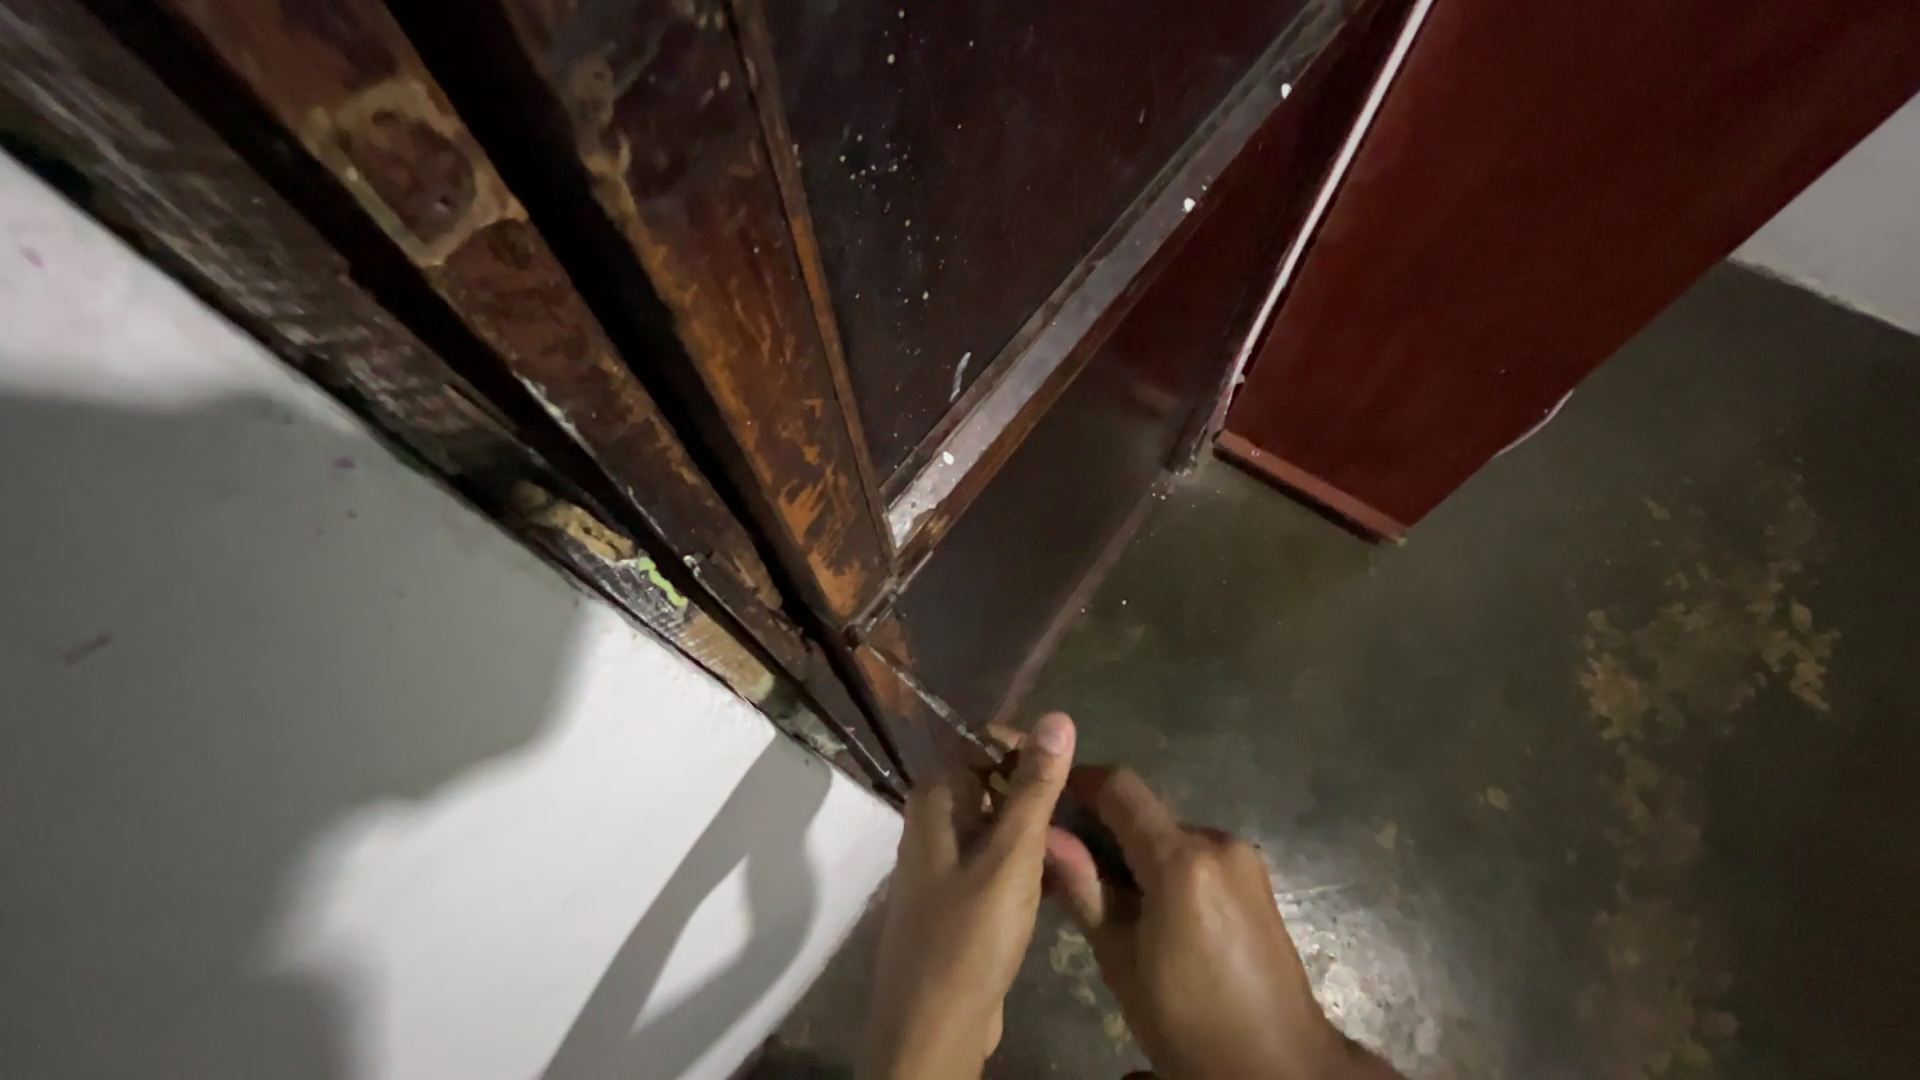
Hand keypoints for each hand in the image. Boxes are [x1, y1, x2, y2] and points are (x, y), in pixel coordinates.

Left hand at [859, 713, 1077, 1079]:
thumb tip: (1059, 716)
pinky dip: (1029, 862)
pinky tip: (1064, 882)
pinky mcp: (961, 896)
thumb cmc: (971, 933)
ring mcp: (946, 860)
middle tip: (1078, 818)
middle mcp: (935, 820)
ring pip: (1000, 823)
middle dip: (1038, 793)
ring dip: (1038, 831)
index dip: (1025, 746)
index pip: (981, 740)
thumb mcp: (1012, 855)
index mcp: (936, 798)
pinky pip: (999, 860)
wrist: (934, 1027)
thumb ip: (1036, 786)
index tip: (1066, 774)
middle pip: (992, 780)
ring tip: (1076, 854)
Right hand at [1045, 768, 1400, 1078]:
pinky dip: (1167, 866)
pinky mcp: (1257, 877)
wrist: (1280, 1068)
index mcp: (1180, 860)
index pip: (1120, 787)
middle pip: (1145, 812)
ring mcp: (1243, 858)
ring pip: (1170, 833)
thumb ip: (1083, 888)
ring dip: (1136, 849)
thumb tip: (1046, 836)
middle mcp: (1216, 842)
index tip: (1050, 797)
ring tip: (1109, 894)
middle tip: (1070, 862)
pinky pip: (1197, 853)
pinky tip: (1153, 909)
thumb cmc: (1188, 1021)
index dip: (1081, 782)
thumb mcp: (1121, 961)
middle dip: (1105, 828)